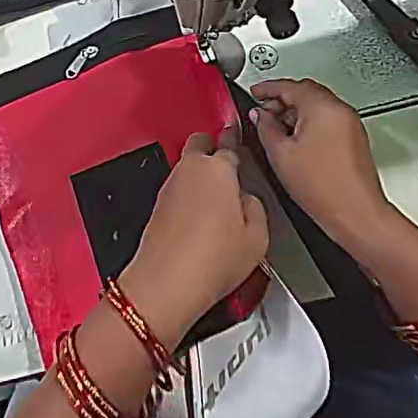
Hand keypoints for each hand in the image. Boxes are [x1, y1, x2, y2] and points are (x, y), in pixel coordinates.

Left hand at [120, 131, 268, 342]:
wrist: (168, 281)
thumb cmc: (211, 259)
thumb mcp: (258, 236)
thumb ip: (255, 206)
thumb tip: (247, 200)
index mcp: (218, 168)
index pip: (229, 144)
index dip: (237, 141)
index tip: (238, 136)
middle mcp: (190, 169)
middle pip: (200, 143)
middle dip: (211, 146)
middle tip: (227, 163)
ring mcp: (170, 185)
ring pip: (186, 166)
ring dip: (199, 173)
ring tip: (217, 199)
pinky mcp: (158, 204)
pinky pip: (177, 188)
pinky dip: (188, 194)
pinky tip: (200, 217)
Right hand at [249, 79, 397, 249]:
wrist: (356, 214)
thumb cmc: (325, 189)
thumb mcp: (280, 155)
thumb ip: (265, 128)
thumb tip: (260, 116)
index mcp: (322, 108)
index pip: (289, 86)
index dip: (267, 88)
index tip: (256, 92)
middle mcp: (340, 111)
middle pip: (306, 92)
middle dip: (282, 99)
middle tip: (263, 110)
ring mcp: (350, 125)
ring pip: (317, 105)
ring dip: (296, 111)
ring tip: (277, 130)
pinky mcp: (354, 139)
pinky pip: (328, 120)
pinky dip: (310, 123)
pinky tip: (296, 142)